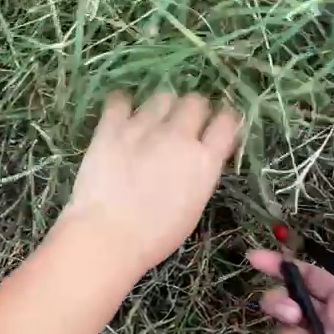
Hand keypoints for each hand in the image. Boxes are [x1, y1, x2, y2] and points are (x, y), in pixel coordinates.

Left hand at [57, 91, 240, 274]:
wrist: (106, 236)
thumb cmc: (154, 236)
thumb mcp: (193, 207)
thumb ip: (199, 174)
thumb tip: (198, 156)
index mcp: (204, 161)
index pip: (226, 122)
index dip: (223, 120)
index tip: (214, 125)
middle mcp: (178, 137)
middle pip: (194, 102)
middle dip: (192, 109)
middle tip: (181, 123)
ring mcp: (143, 128)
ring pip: (162, 96)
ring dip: (162, 106)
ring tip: (152, 120)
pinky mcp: (111, 127)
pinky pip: (120, 100)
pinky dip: (123, 103)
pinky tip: (121, 114)